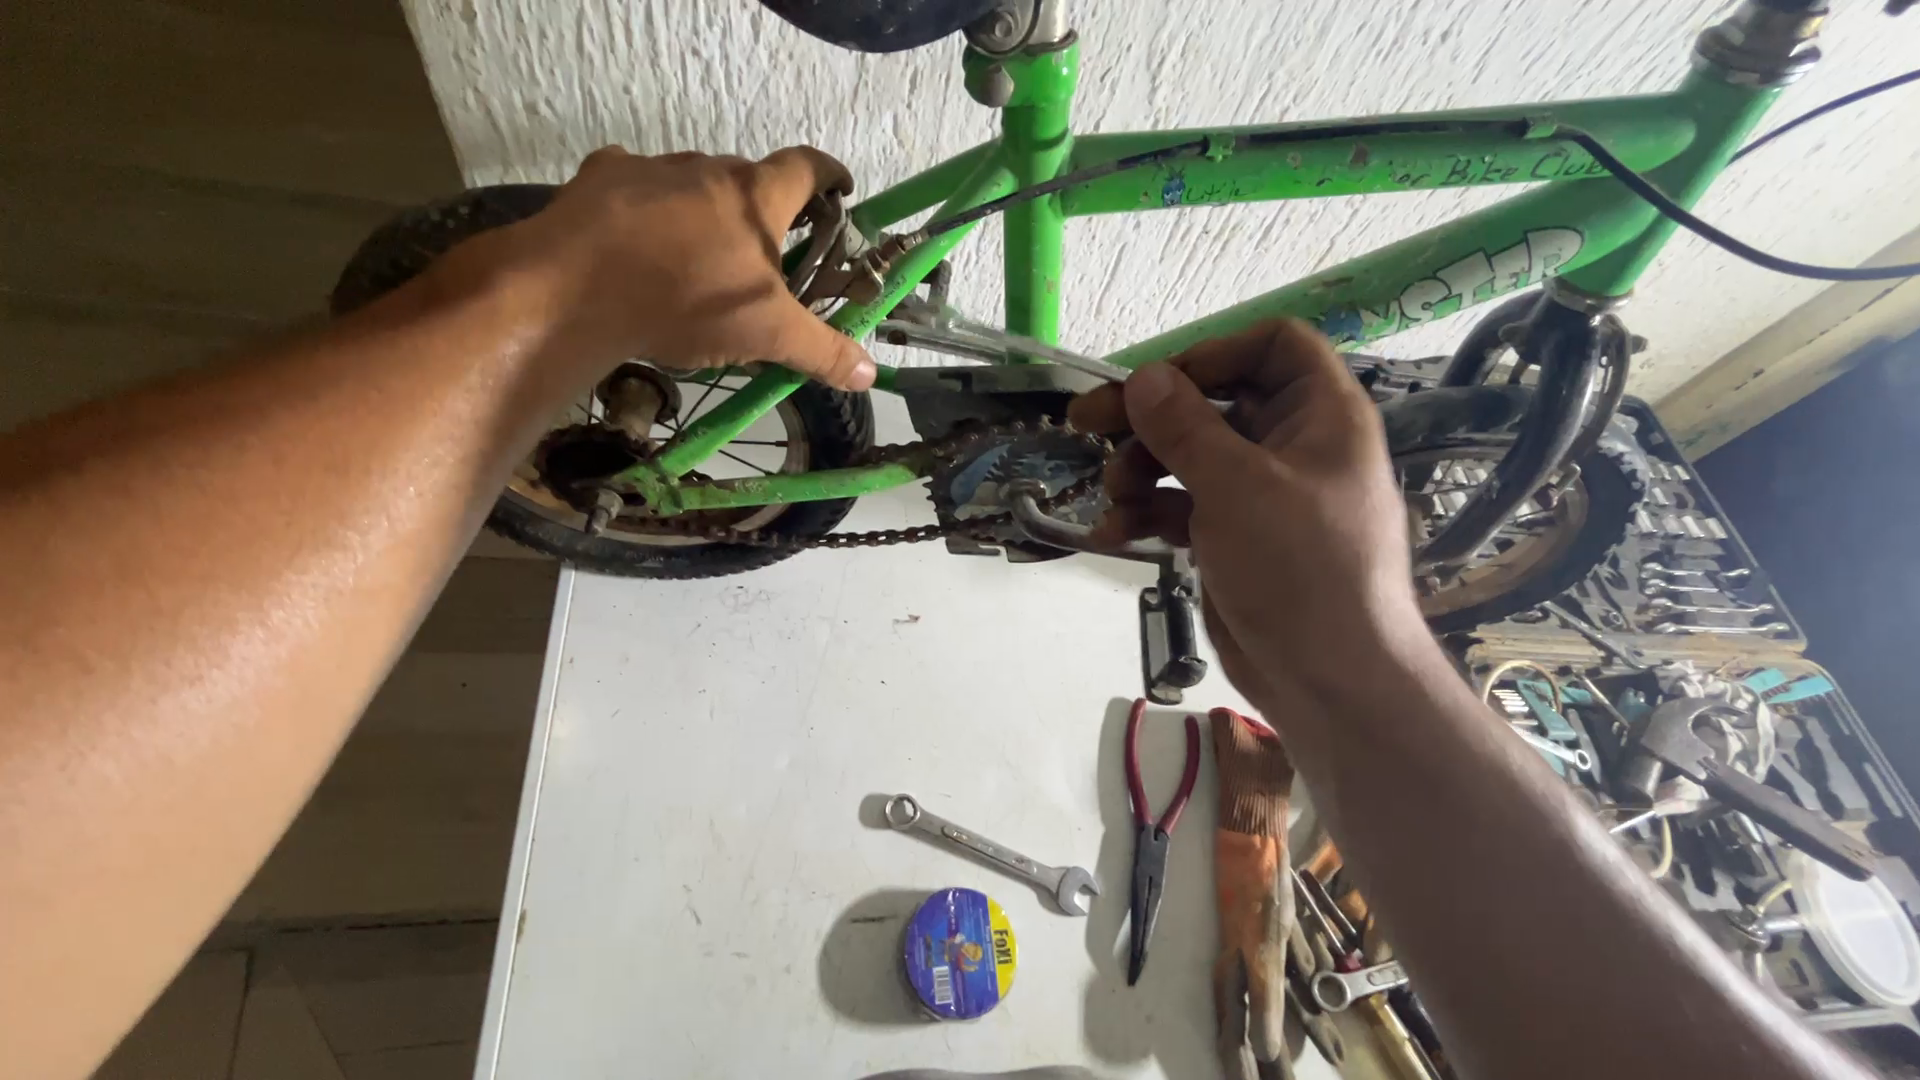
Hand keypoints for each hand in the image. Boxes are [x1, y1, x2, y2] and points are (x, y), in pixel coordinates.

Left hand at [474, 145, 875, 390]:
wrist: (577, 288)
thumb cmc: (689, 300)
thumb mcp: (768, 335)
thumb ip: (822, 351)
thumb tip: (869, 375)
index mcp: (756, 197)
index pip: (807, 168)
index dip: (830, 176)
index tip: (842, 189)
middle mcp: (708, 170)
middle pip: (749, 178)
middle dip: (764, 209)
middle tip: (765, 250)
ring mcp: (651, 169)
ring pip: (693, 183)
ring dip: (706, 209)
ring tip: (700, 254)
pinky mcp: (602, 180)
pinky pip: (637, 185)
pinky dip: (649, 208)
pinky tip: (641, 242)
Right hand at [1067, 320, 1427, 715]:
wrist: (1328, 680)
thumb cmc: (1298, 567)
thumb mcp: (1236, 486)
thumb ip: (1184, 426)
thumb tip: (1143, 377)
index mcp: (1319, 415)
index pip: (1272, 347)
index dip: (1214, 354)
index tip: (1158, 382)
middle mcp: (1290, 446)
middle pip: (1212, 404)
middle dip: (1149, 417)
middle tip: (1084, 422)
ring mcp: (1259, 495)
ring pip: (1186, 458)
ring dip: (1139, 470)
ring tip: (1112, 496)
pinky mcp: (1231, 537)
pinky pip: (1181, 506)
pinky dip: (1146, 513)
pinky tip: (1113, 533)